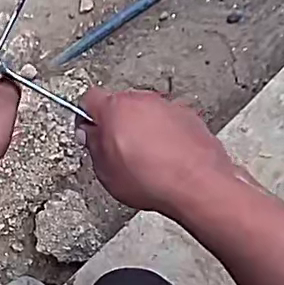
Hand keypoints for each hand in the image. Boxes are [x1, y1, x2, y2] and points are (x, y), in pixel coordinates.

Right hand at [81, 87, 239, 215]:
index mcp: (115, 109)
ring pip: (146, 113)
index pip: (90, 100)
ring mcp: (168, 107)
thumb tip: (91, 136)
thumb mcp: (106, 172)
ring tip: (145, 160)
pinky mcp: (189, 116)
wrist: (197, 185)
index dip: (87, 117)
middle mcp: (142, 101)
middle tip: (117, 151)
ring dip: (142, 129)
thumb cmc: (152, 179)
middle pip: (120, 105)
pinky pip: (168, 122)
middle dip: (117, 124)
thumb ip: (94, 146)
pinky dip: (165, 135)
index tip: (90, 132)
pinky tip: (166, 159)